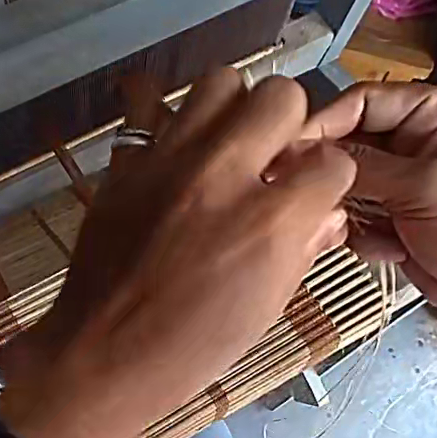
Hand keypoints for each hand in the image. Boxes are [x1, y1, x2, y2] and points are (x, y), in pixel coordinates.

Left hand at [0, 68, 354, 437]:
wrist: (104, 355)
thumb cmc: (194, 347)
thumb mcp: (266, 306)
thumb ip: (304, 247)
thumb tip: (326, 212)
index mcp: (269, 223)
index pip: (331, 161)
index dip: (329, 180)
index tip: (313, 195)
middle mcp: (222, 176)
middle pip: (280, 96)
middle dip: (288, 128)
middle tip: (271, 164)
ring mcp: (167, 163)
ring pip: (220, 83)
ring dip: (235, 113)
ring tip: (226, 152)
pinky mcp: (126, 164)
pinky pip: (157, 113)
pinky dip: (177, 130)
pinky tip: (178, 165)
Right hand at [302, 82, 436, 317]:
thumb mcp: (433, 186)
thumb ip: (367, 167)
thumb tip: (307, 153)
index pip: (368, 102)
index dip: (326, 123)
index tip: (289, 147)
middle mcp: (423, 143)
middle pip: (353, 144)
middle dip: (334, 173)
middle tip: (307, 195)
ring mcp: (409, 187)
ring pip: (350, 186)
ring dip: (348, 209)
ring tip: (358, 229)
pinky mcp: (399, 224)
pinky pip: (359, 220)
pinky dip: (363, 235)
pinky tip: (389, 249)